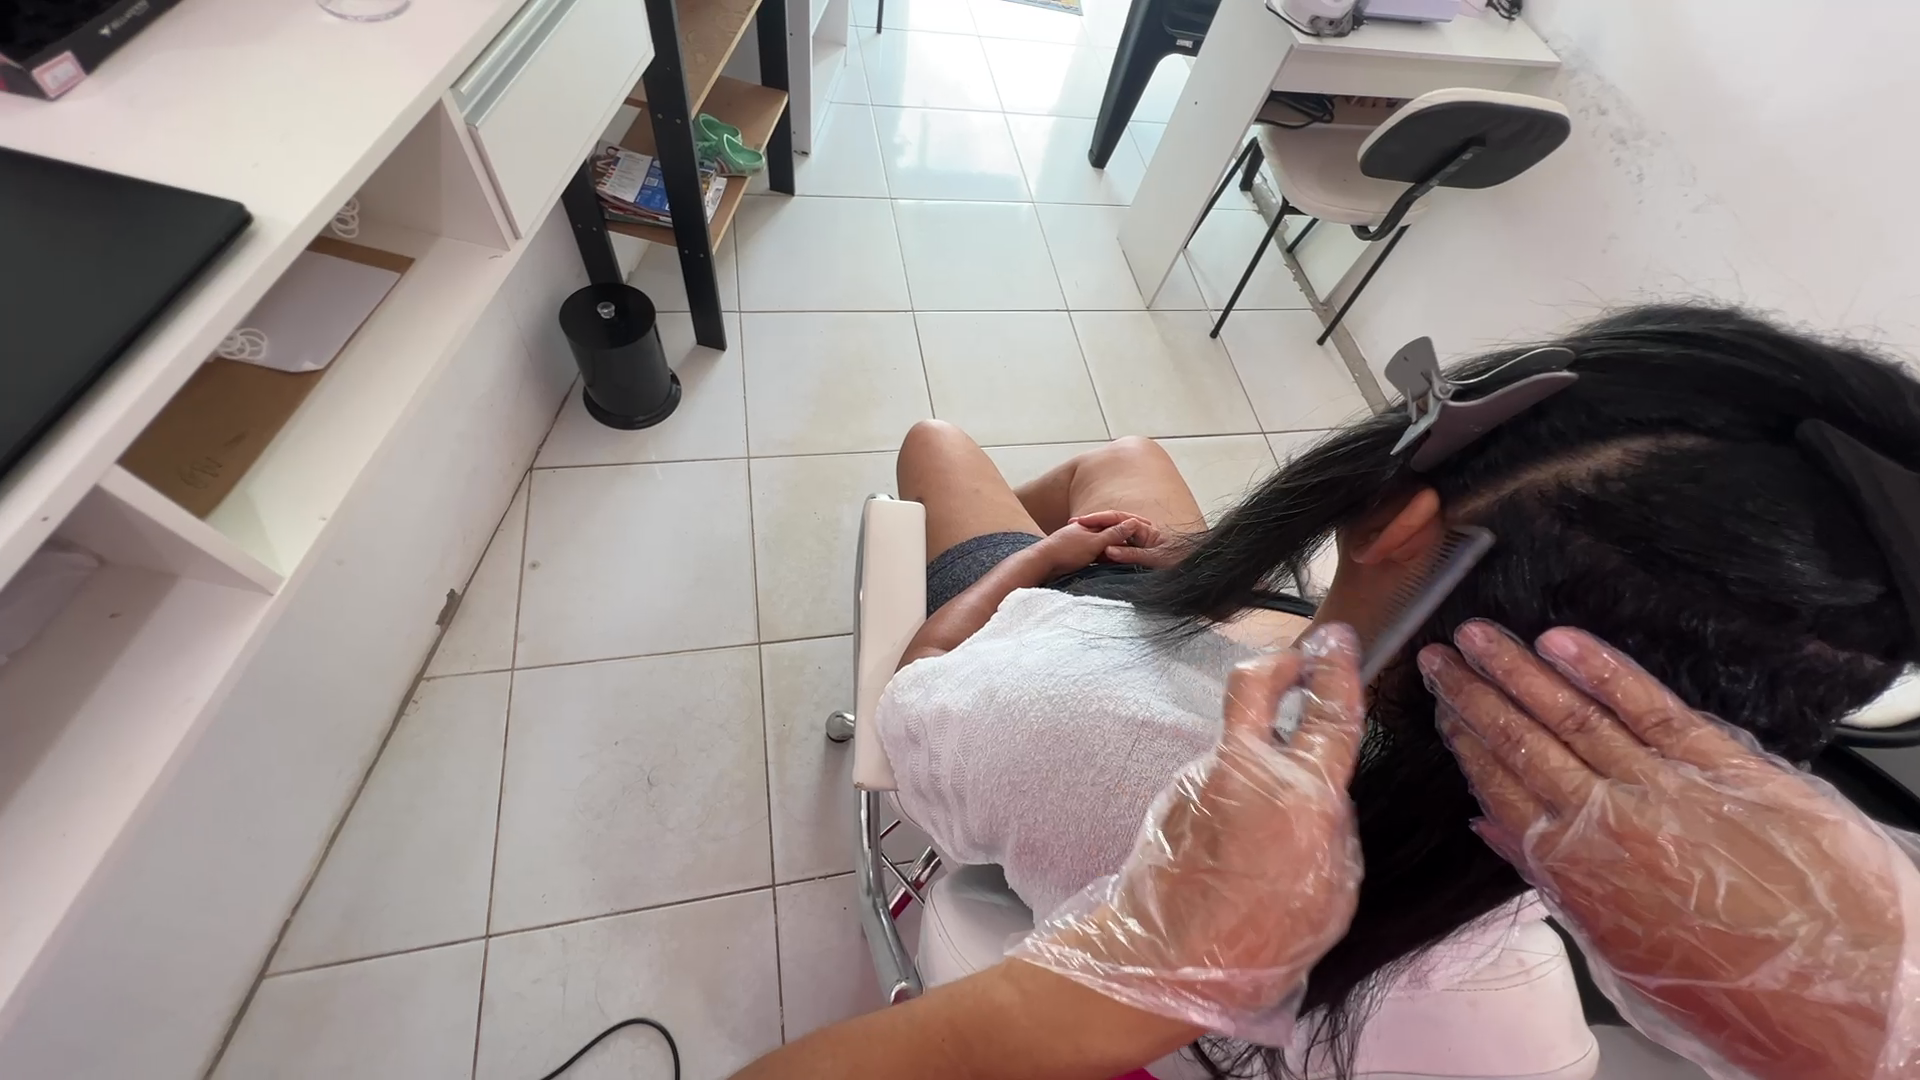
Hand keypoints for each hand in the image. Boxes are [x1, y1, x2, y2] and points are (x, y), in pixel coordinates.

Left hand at [1011, 624, 1366, 1043]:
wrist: (1175, 954)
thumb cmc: (1266, 937)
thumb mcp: (1334, 884)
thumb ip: (1330, 820)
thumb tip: (1321, 787)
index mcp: (1302, 797)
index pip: (1328, 715)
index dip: (1337, 670)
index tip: (1339, 641)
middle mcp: (1246, 771)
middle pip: (1254, 684)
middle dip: (1278, 661)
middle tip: (1295, 657)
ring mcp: (1202, 774)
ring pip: (1237, 741)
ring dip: (1256, 754)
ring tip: (1264, 815)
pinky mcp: (1176, 788)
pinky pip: (1217, 775)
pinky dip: (1234, 790)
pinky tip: (1236, 833)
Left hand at [1031, 512, 1151, 574]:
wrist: (1040, 563)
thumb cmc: (1066, 551)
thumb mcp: (1094, 543)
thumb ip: (1113, 534)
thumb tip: (1133, 523)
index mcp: (1091, 524)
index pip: (1116, 521)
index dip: (1132, 526)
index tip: (1148, 532)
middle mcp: (1085, 531)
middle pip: (1110, 534)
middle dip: (1124, 540)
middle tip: (1143, 547)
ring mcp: (1079, 543)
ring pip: (1102, 547)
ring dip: (1114, 552)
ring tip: (1130, 560)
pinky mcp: (1075, 556)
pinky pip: (1094, 557)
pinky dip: (1103, 561)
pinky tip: (1110, 568)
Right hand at [1069, 511, 1187, 569]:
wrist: (1194, 572)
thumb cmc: (1179, 563)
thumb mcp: (1154, 559)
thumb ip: (1131, 554)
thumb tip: (1108, 549)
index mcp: (1146, 529)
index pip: (1117, 518)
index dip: (1098, 519)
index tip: (1082, 523)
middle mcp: (1143, 532)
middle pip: (1114, 521)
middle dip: (1094, 521)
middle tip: (1074, 523)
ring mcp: (1140, 542)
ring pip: (1114, 533)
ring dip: (1097, 532)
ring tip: (1078, 531)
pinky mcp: (1138, 552)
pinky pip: (1117, 545)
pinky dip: (1104, 545)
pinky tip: (1091, 550)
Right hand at [1421, 622, 1919, 1079]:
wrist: (1863, 1018)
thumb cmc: (1733, 991)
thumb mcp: (1618, 947)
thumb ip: (1547, 876)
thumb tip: (1488, 827)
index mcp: (1572, 864)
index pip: (1497, 784)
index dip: (1462, 740)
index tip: (1441, 711)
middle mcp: (1605, 820)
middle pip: (1519, 740)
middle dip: (1471, 693)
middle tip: (1436, 658)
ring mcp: (1665, 790)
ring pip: (1570, 715)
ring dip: (1514, 670)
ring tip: (1477, 636)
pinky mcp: (1729, 772)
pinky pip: (1653, 711)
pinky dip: (1604, 672)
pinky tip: (1562, 642)